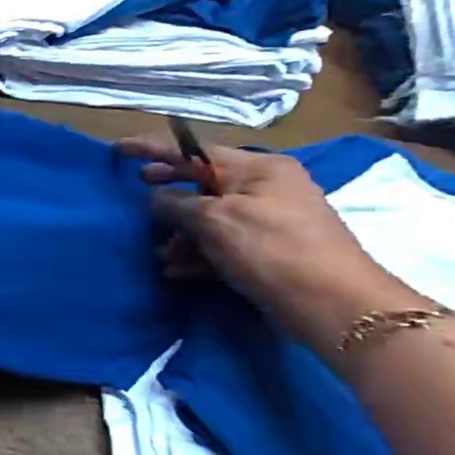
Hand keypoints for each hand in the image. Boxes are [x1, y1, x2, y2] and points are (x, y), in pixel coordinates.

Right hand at [117, 135, 416, 346]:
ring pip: (212, 218)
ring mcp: (269, 221)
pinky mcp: (269, 252)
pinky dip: (201, 254)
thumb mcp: (217, 221)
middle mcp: (264, 187)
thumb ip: (178, 204)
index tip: (121, 150)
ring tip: (160, 255)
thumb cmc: (272, 250)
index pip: (195, 150)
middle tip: (139, 196)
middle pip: (203, 183)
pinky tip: (178, 271)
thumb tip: (156, 197)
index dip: (154, 148)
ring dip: (182, 234)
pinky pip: (225, 244)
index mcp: (256, 168)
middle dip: (169, 195)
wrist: (333, 305)